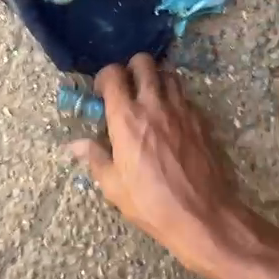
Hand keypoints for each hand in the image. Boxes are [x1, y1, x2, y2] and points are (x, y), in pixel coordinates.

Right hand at [69, 55, 264, 278]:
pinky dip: (175, 99)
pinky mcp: (200, 119)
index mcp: (127, 117)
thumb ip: (95, 158)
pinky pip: (185, 96)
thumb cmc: (151, 203)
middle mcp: (153, 104)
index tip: (103, 91)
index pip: (113, 74)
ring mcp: (180, 109)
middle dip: (132, 68)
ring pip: (168, 74)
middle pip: (143, 62)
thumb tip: (76, 145)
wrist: (202, 215)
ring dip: (157, 79)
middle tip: (129, 87)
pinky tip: (172, 119)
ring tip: (151, 98)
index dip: (105, 77)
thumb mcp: (114, 186)